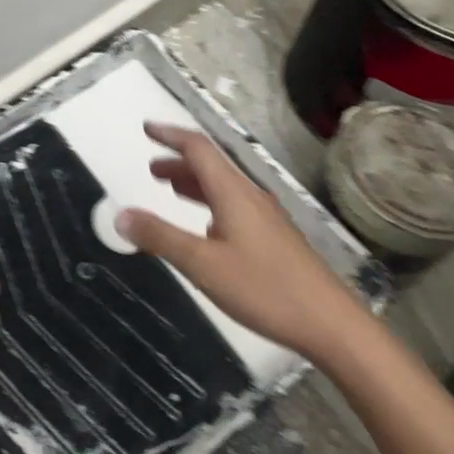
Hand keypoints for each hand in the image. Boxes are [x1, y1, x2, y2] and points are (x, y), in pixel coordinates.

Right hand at [114, 122, 362, 361]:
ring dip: (194, 183)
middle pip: (211, 166)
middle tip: (151, 169)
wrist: (332, 325)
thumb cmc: (265, 289)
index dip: (170, 136)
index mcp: (233, 192)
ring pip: (224, 188)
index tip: (147, 129)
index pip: (198, 148)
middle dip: (179, 162)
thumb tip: (121, 215)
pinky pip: (234, 207)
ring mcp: (266, 218)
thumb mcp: (203, 265)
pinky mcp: (275, 239)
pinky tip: (205, 229)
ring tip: (170, 189)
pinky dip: (210, 204)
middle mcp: (250, 196)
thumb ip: (160, 238)